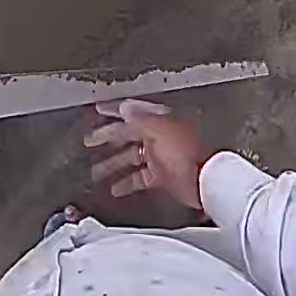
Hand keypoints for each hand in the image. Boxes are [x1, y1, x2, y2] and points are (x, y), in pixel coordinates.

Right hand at [84, 99, 211, 210]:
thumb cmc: (187, 154)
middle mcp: (157, 137)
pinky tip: (115, 188)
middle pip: (127, 135)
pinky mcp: (161, 176)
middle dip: (107, 137)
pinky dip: (127, 182)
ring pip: (130, 157)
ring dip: (113, 163)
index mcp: (158, 122)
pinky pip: (139, 177)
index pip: (131, 112)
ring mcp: (159, 156)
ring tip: (95, 170)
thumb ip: (142, 119)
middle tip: (89, 140)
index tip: (98, 108)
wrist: (205, 181)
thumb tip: (125, 107)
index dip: (114, 110)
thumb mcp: (161, 131)